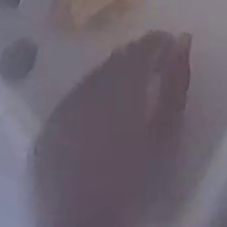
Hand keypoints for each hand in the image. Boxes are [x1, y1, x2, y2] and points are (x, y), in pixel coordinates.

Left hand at [33, 31, 191, 226]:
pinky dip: (90, 99)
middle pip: (115, 62)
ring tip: (131, 93)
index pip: (140, 49)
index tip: (172, 47)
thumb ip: (176, 83)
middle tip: (154, 70)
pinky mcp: (44, 136)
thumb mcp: (167, 135)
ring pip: (92, 79)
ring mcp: (60, 113)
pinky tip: (102, 114)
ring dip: (113, 78)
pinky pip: (72, 102)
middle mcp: (85, 93)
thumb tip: (182, 39)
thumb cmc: (135, 187)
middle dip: (136, 60)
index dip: (158, 43)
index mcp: (118, 89)